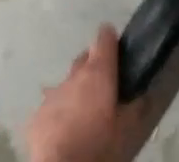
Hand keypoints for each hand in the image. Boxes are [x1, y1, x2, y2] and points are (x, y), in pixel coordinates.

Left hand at [26, 26, 146, 161]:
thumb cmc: (99, 142)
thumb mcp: (127, 125)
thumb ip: (136, 105)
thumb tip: (143, 94)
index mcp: (99, 72)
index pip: (103, 37)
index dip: (110, 37)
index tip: (115, 43)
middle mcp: (74, 77)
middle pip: (84, 58)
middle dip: (93, 64)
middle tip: (103, 82)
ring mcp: (52, 95)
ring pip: (66, 83)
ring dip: (75, 89)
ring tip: (83, 108)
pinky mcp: (35, 116)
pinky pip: (51, 105)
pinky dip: (59, 109)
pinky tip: (64, 126)